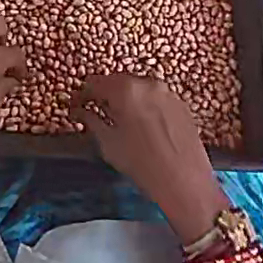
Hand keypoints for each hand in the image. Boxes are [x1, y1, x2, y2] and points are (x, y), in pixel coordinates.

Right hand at [71, 74, 227, 238]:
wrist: (185, 181)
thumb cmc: (142, 163)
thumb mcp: (109, 143)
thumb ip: (92, 121)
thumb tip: (81, 111)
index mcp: (126, 90)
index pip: (96, 82)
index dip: (83, 93)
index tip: (77, 103)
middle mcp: (148, 84)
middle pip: (118, 81)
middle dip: (105, 93)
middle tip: (94, 108)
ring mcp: (167, 92)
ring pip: (138, 88)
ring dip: (125, 98)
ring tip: (118, 117)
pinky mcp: (181, 104)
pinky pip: (155, 97)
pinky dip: (144, 104)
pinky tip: (141, 122)